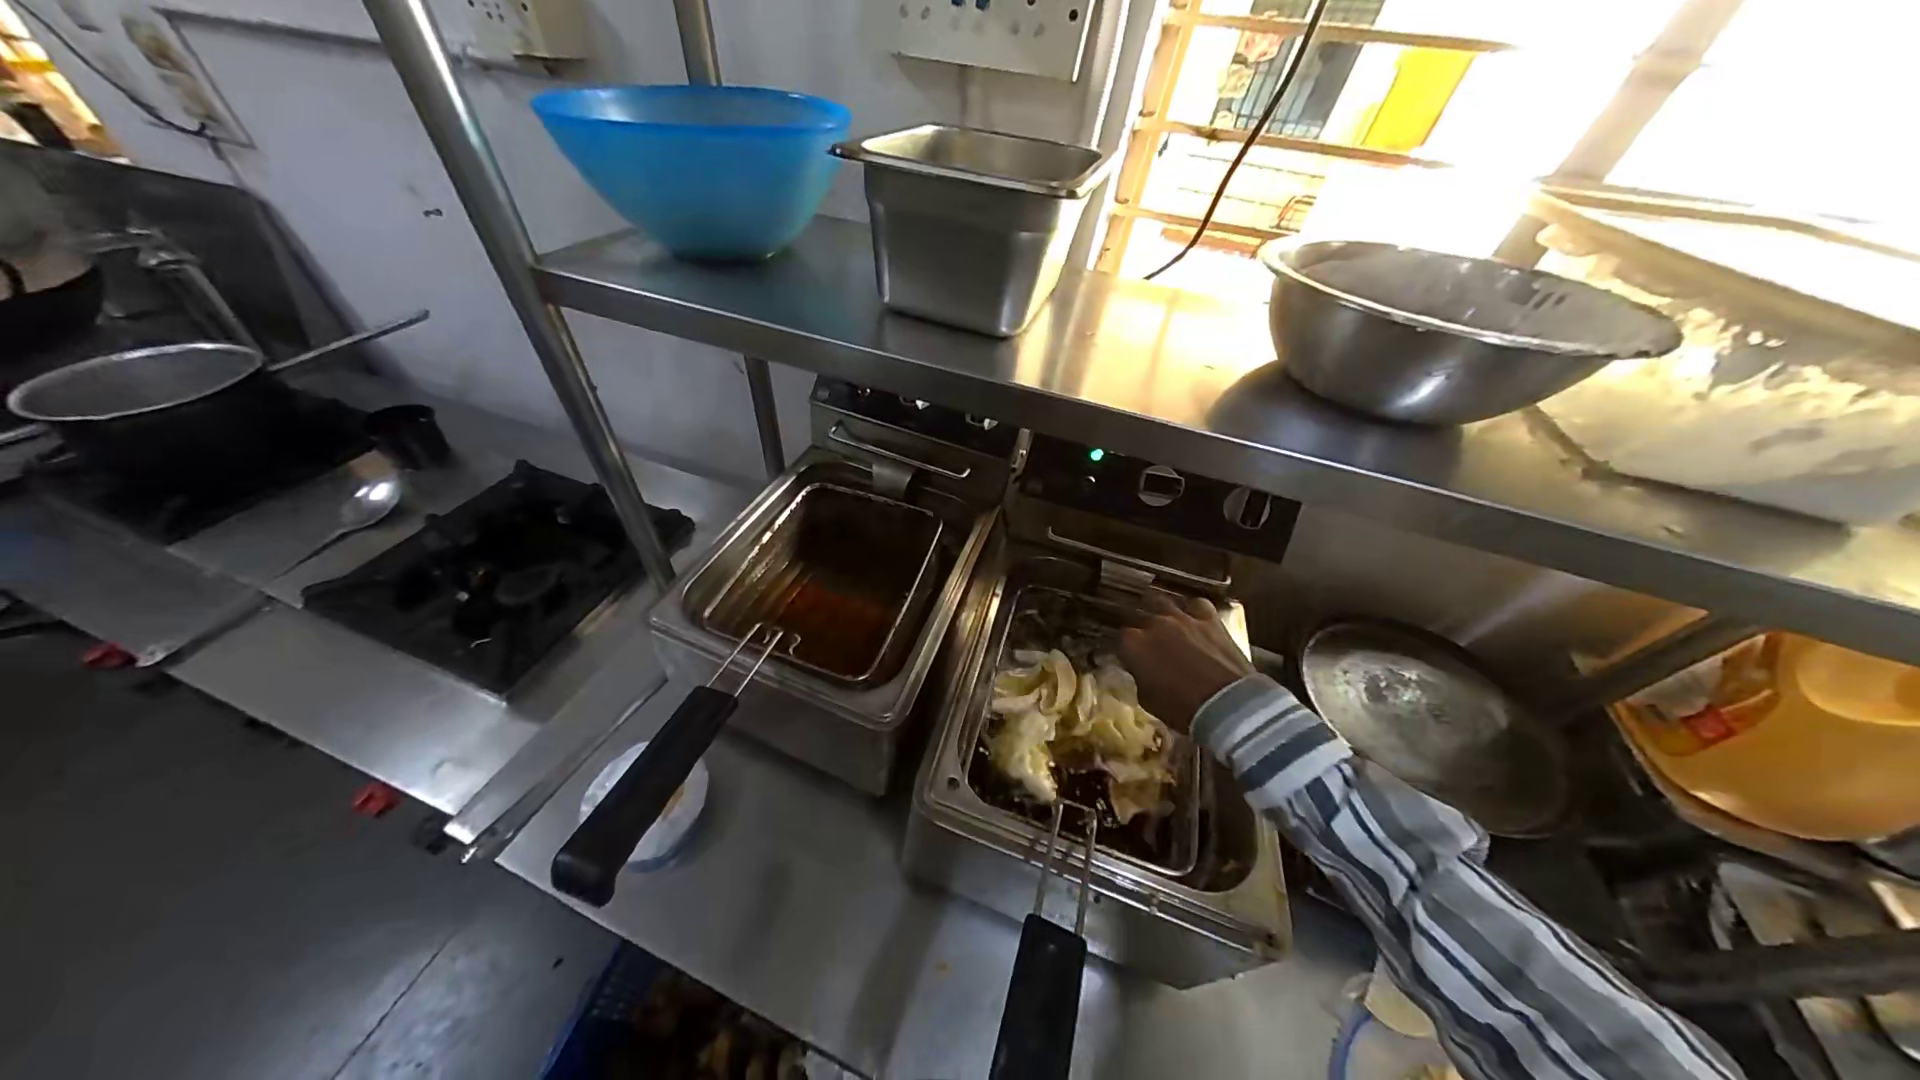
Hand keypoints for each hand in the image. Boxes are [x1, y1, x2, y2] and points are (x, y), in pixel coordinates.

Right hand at [1117, 592, 1252, 733]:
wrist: (1227, 704)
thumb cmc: (1182, 709)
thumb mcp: (1148, 700)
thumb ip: (1141, 677)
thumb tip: (1143, 671)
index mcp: (1133, 645)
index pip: (1120, 639)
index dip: (1126, 648)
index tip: (1131, 658)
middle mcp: (1154, 624)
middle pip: (1138, 616)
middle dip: (1141, 627)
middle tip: (1148, 640)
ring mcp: (1182, 618)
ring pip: (1162, 601)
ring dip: (1161, 612)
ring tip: (1166, 622)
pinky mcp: (1209, 619)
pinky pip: (1197, 605)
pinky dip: (1194, 611)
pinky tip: (1195, 620)